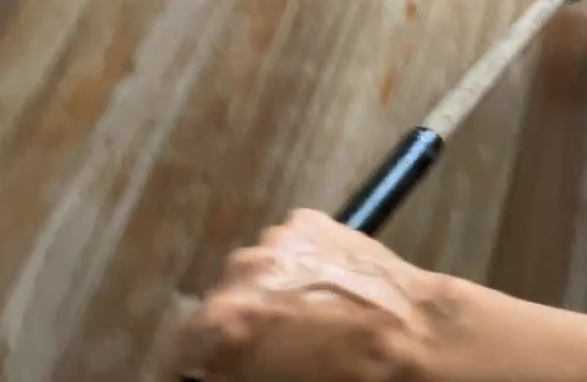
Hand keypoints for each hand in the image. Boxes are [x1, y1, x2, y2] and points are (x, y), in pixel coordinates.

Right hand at [166, 209, 443, 381]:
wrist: (408, 333)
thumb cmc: (339, 377)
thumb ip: (229, 371)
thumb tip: (219, 367)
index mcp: (221, 324)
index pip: (178, 355)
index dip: (197, 370)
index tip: (215, 373)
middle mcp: (241, 272)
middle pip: (217, 307)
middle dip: (232, 329)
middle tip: (266, 348)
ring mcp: (276, 239)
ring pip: (252, 273)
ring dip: (264, 291)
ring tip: (301, 313)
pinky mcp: (307, 220)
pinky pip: (287, 246)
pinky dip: (296, 263)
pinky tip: (321, 285)